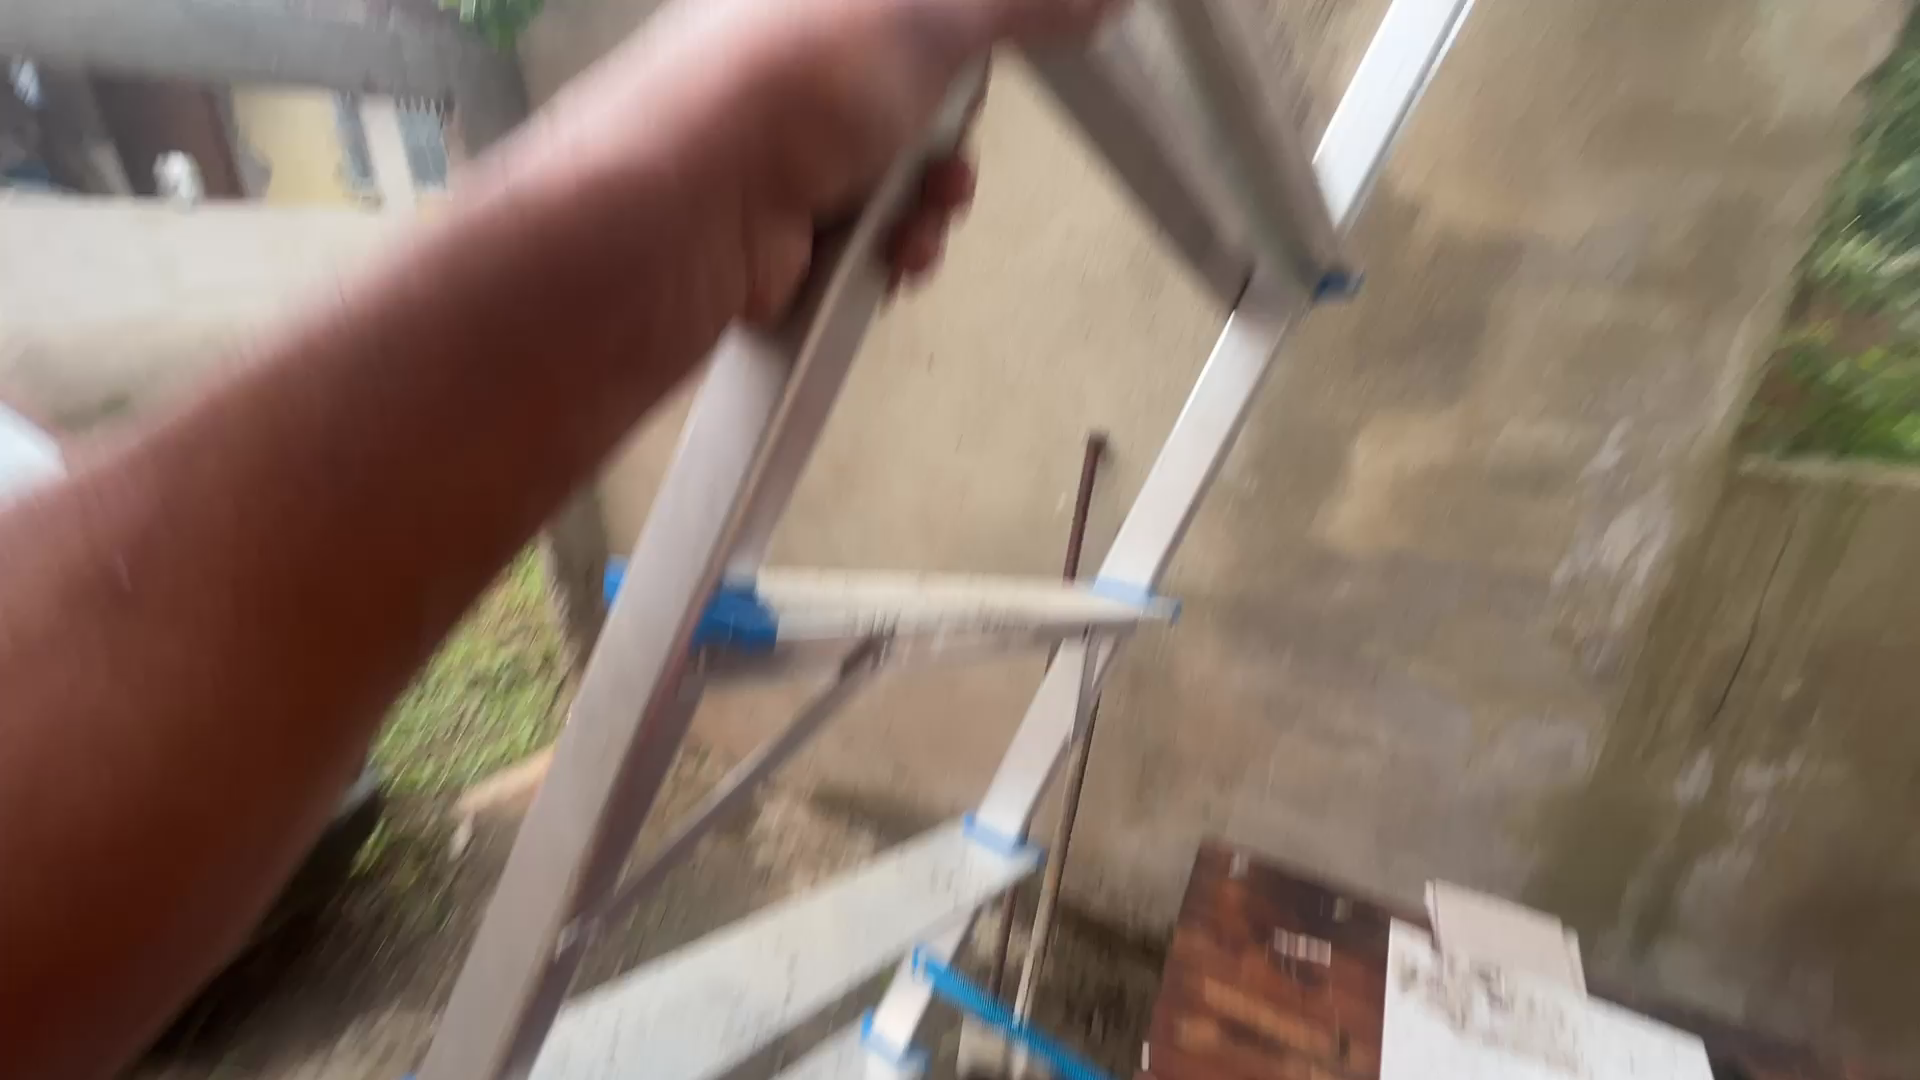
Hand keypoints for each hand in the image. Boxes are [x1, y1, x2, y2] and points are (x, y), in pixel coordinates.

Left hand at [505, 0, 1117, 326]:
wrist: (712, 203)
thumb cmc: (809, 80)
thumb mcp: (935, 12)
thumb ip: (1023, 3)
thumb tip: (1101, 0)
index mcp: (831, 6)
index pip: (930, 24)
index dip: (968, 54)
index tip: (983, 76)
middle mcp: (812, 73)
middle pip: (921, 113)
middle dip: (950, 151)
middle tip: (945, 166)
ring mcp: (799, 154)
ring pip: (903, 186)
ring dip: (930, 211)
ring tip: (917, 221)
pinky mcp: (797, 229)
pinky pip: (875, 240)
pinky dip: (897, 252)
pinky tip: (891, 256)